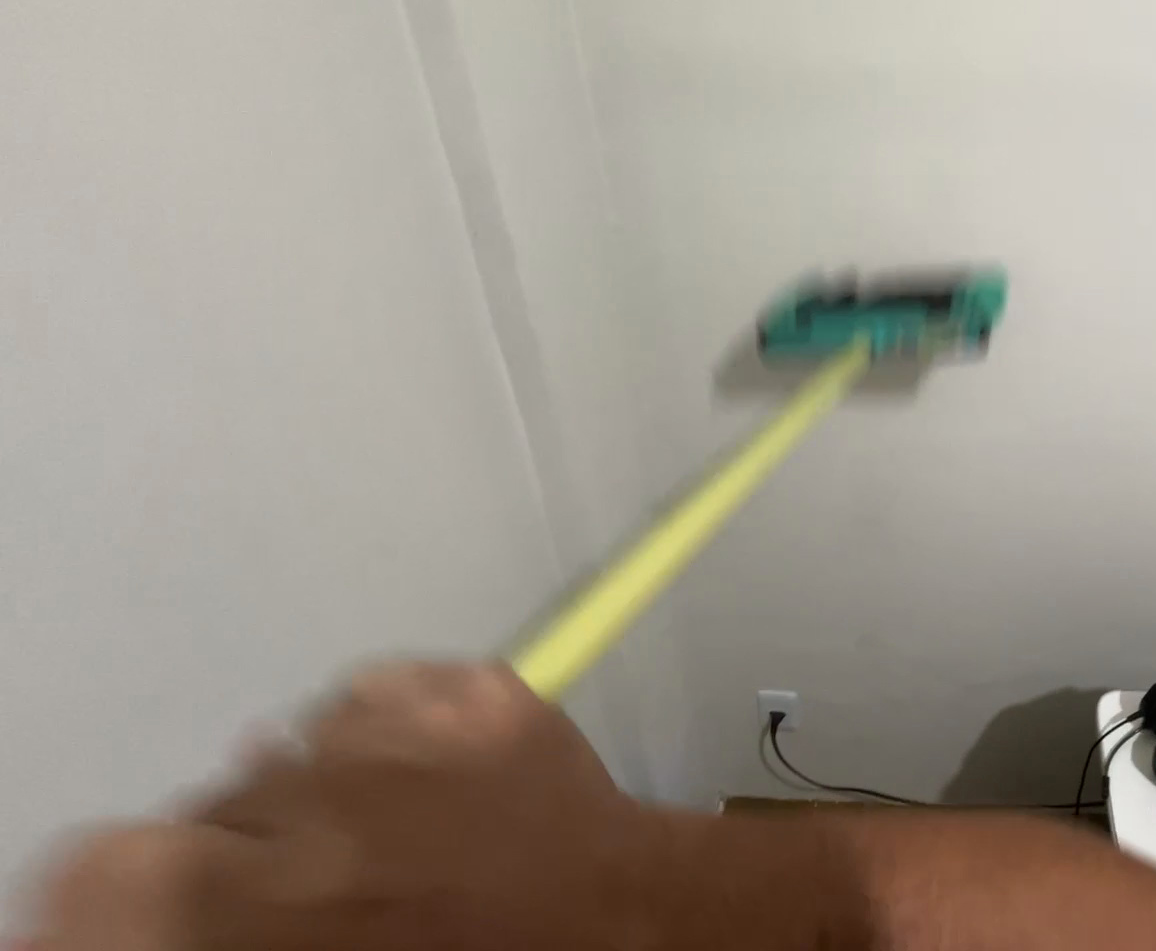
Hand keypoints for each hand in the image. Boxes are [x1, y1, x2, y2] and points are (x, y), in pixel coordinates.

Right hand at [24, 662, 642, 950]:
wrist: (601, 901)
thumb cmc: (460, 949)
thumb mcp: (314, 949)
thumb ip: (225, 914)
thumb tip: (153, 875)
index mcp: (265, 897)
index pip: (109, 862)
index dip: (147, 873)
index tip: (199, 881)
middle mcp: (327, 797)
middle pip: (234, 785)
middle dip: (268, 821)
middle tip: (338, 853)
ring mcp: (415, 726)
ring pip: (319, 724)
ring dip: (342, 760)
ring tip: (405, 799)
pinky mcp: (482, 684)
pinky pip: (398, 678)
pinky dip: (405, 707)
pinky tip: (441, 748)